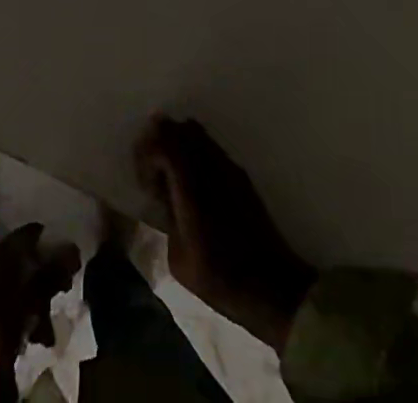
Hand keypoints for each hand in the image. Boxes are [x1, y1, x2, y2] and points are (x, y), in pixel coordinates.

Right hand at [136, 116, 316, 353]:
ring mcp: (230, 169)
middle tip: (150, 171)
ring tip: (169, 175)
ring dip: (177, 144)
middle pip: (180, 129)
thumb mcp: (178, 257)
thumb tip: (163, 196)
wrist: (272, 287)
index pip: (164, 144)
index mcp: (193, 187)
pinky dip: (194, 153)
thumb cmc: (220, 278)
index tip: (145, 185)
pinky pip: (211, 148)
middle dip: (159, 142)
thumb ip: (167, 215)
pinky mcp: (242, 177)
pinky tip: (191, 183)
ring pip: (197, 133)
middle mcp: (212, 168)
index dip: (146, 156)